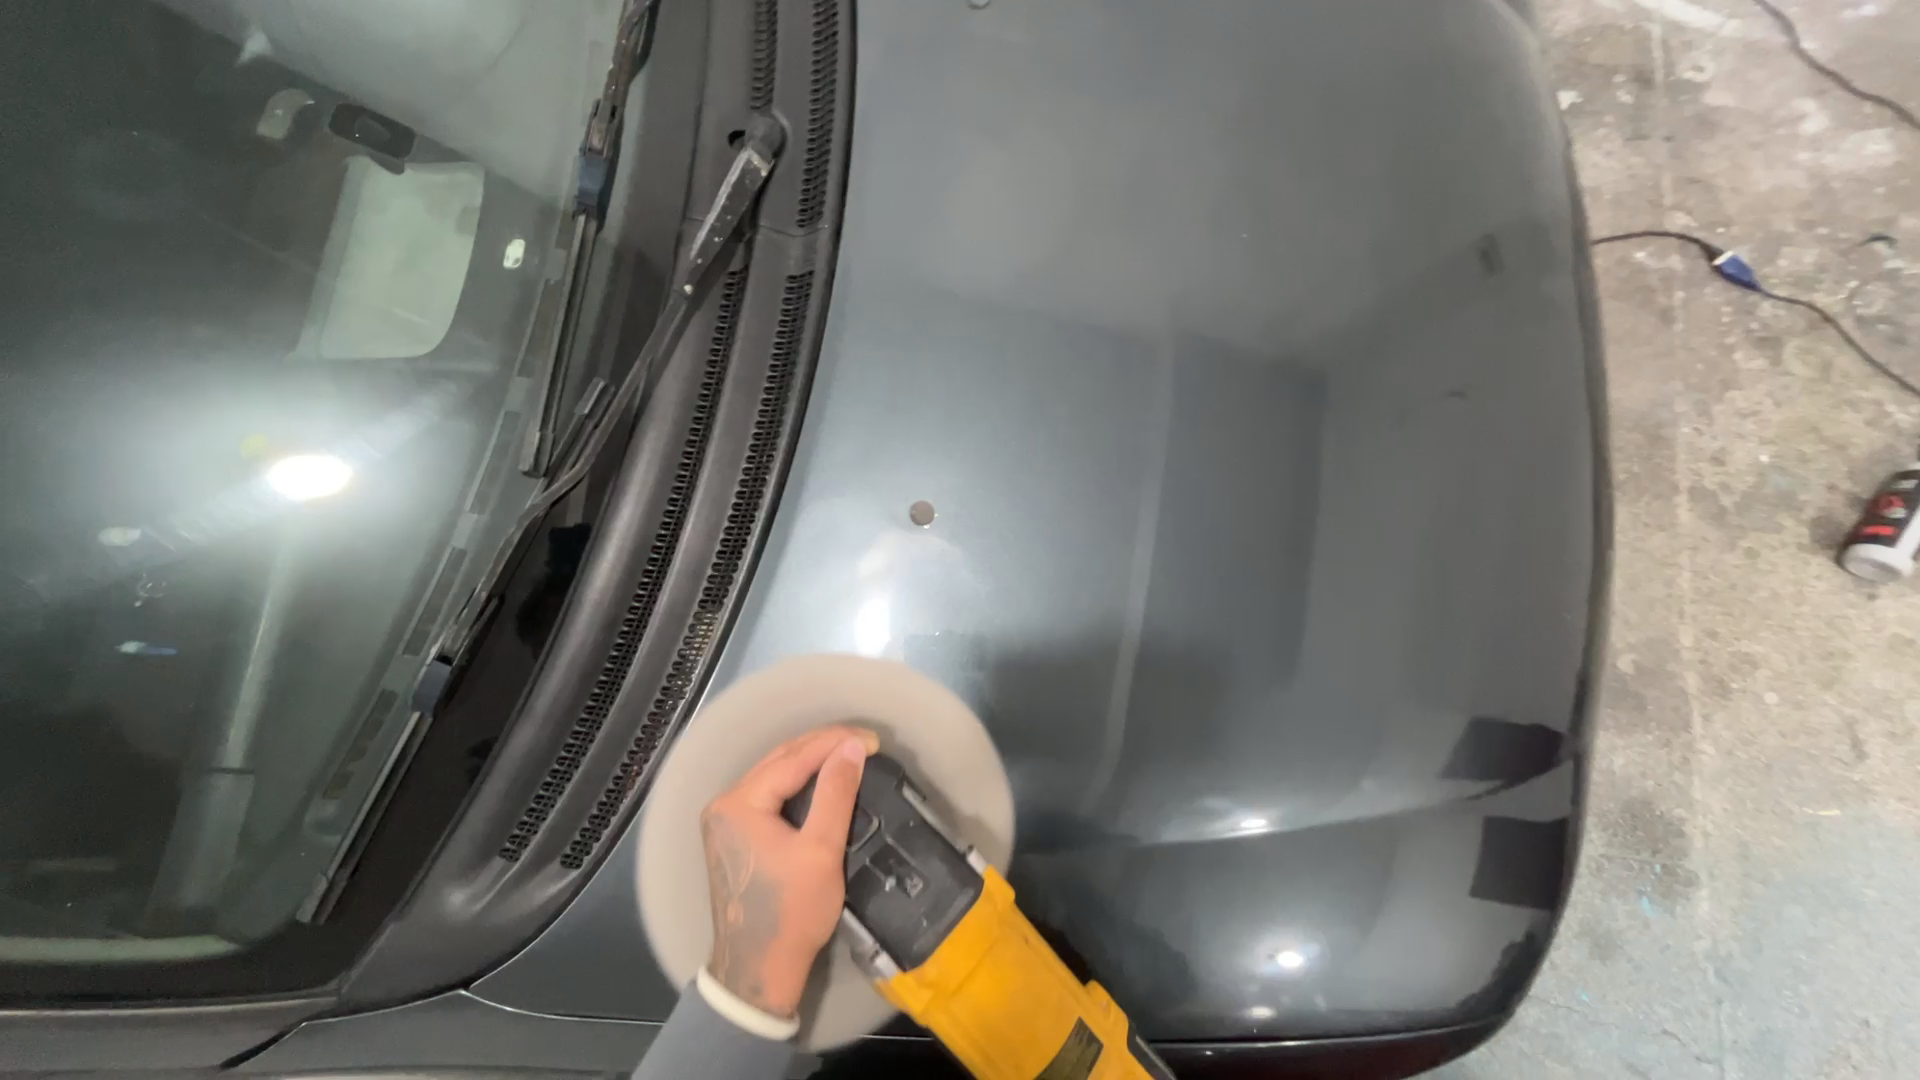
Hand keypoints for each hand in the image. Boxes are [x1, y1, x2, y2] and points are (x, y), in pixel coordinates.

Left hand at [700, 724, 878, 1017]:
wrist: (759, 972)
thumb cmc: (791, 912)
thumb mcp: (820, 850)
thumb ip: (836, 793)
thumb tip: (851, 746)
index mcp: (739, 804)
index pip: (793, 758)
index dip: (834, 743)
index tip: (872, 740)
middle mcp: (726, 804)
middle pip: (780, 759)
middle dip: (823, 745)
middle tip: (864, 742)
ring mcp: (727, 820)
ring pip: (775, 774)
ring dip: (812, 761)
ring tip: (849, 754)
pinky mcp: (736, 836)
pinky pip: (771, 793)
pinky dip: (800, 782)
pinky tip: (824, 779)